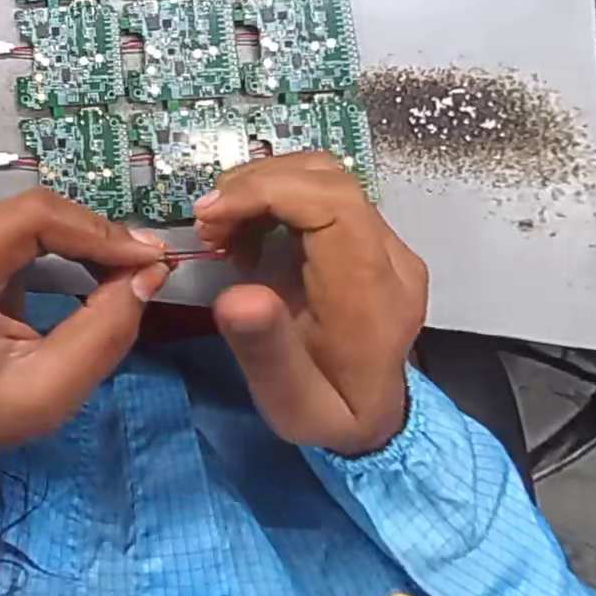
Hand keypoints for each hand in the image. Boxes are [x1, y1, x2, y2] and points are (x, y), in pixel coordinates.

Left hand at [0, 189, 169, 472]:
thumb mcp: (48, 392)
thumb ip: (103, 332)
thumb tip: (148, 274)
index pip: (30, 219)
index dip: (95, 231)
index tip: (148, 258)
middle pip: (32, 210)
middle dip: (95, 234)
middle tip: (146, 265)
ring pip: (31, 213)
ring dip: (83, 236)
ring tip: (126, 266)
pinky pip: (21, 225)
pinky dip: (64, 240)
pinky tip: (93, 262)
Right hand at [193, 152, 427, 456]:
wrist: (376, 420)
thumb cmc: (330, 412)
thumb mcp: (292, 404)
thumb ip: (266, 353)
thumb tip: (237, 297)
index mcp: (371, 289)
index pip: (330, 200)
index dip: (262, 191)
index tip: (209, 215)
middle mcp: (387, 254)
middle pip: (322, 176)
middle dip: (250, 186)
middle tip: (208, 226)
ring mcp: (380, 241)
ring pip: (316, 174)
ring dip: (255, 189)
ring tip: (220, 231)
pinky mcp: (362, 236)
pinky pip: (313, 190)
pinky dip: (265, 197)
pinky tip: (243, 233)